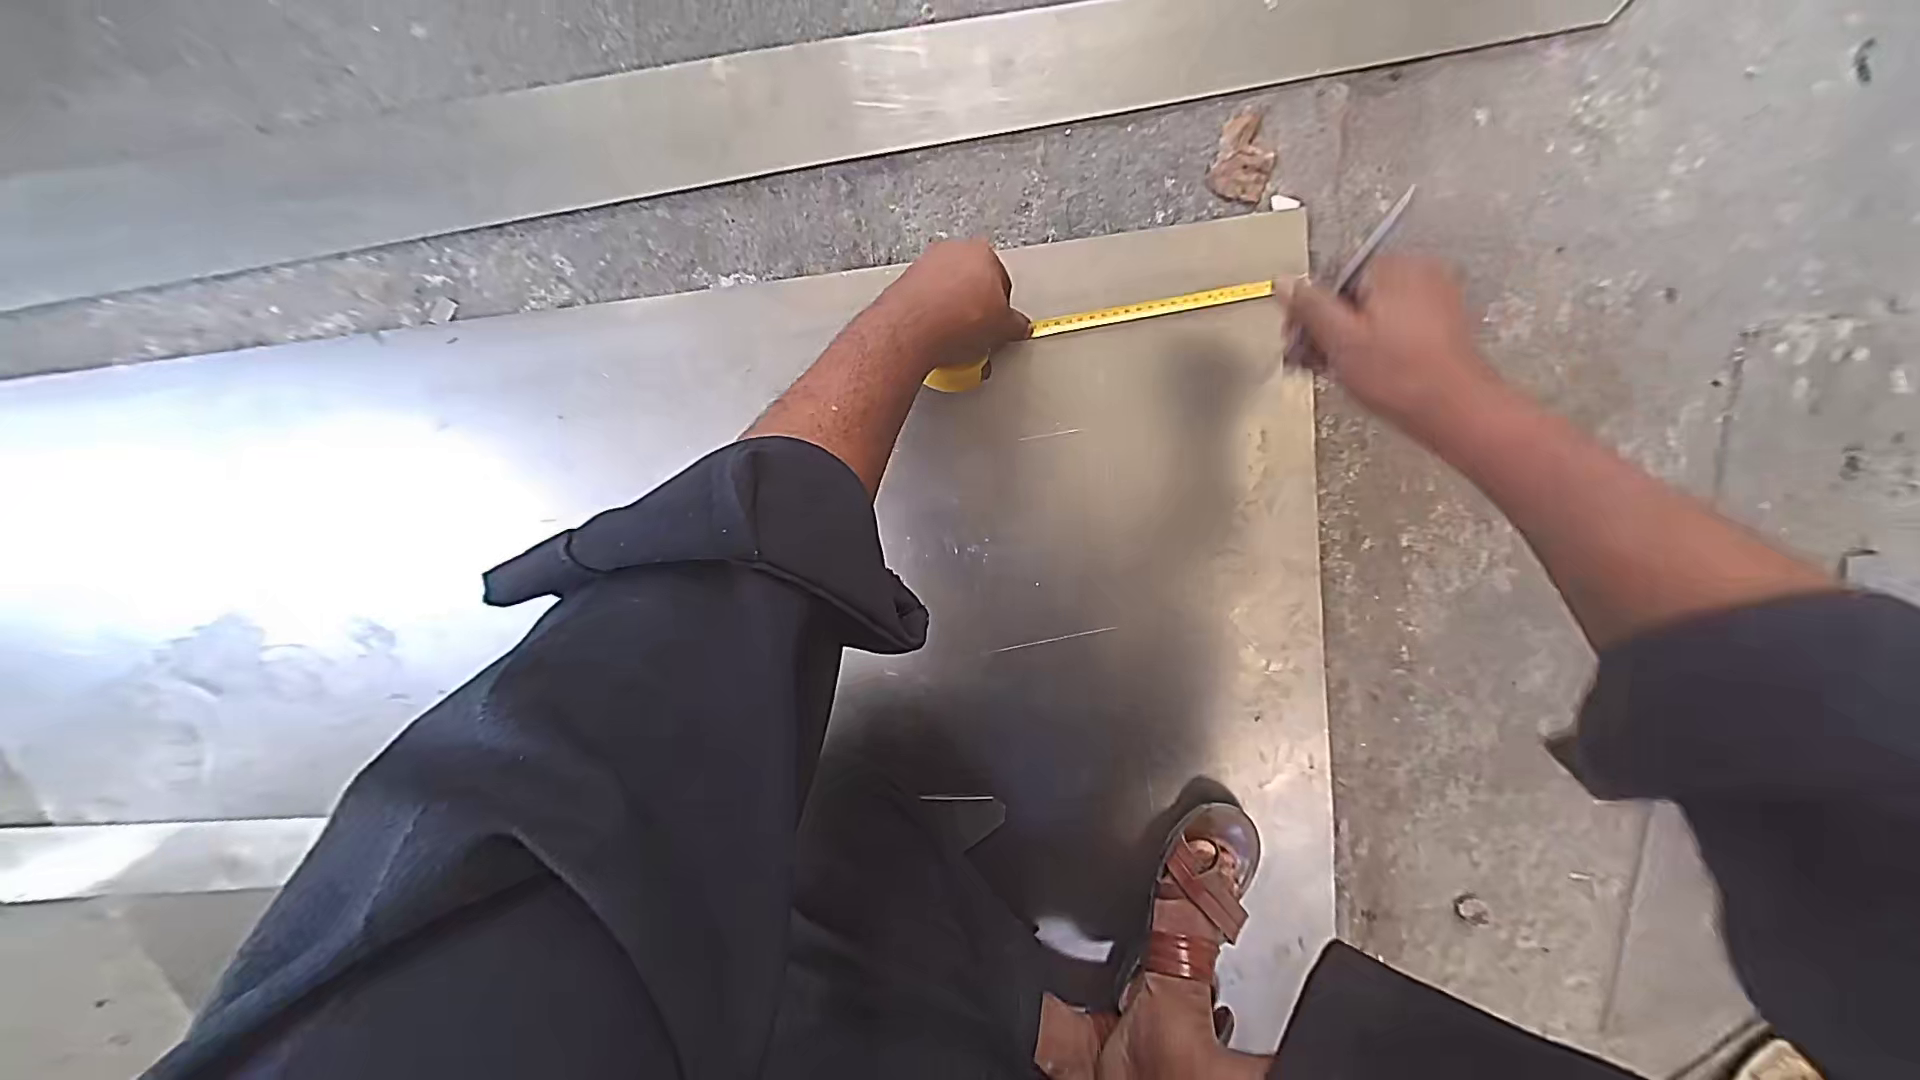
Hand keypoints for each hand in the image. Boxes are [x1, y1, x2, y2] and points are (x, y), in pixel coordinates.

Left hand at [863, 238, 1031, 374]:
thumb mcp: (1002, 328)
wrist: (911, 331)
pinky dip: (934, 318)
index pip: (1002, 281)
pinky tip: (937, 338)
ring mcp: (926, 265)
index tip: (1001, 326)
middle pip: (973, 284)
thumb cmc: (954, 319)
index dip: (1004, 309)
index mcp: (982, 251)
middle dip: (978, 310)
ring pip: (949, 294)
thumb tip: (1017, 328)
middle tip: (980, 335)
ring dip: (955, 315)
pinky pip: (928, 303)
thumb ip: (1016, 325)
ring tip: (957, 341)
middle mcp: (951, 251)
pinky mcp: (905, 284)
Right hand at [1286, 255, 1506, 438]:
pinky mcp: (1436, 325)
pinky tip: (1357, 367)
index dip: (1306, 309)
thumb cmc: (1402, 375)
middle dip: (1323, 326)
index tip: (1296, 334)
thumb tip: (1285, 283)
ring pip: (1368, 311)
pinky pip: (1389, 325)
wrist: (1448, 407)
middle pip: (1351, 294)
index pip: (1332, 275)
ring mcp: (1432, 299)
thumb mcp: (1338, 337)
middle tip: (1310, 354)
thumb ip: (1308, 305)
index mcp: (1395, 268)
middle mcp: (1419, 275)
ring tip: (1331, 365)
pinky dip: (1367, 343)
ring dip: (1342, 337)